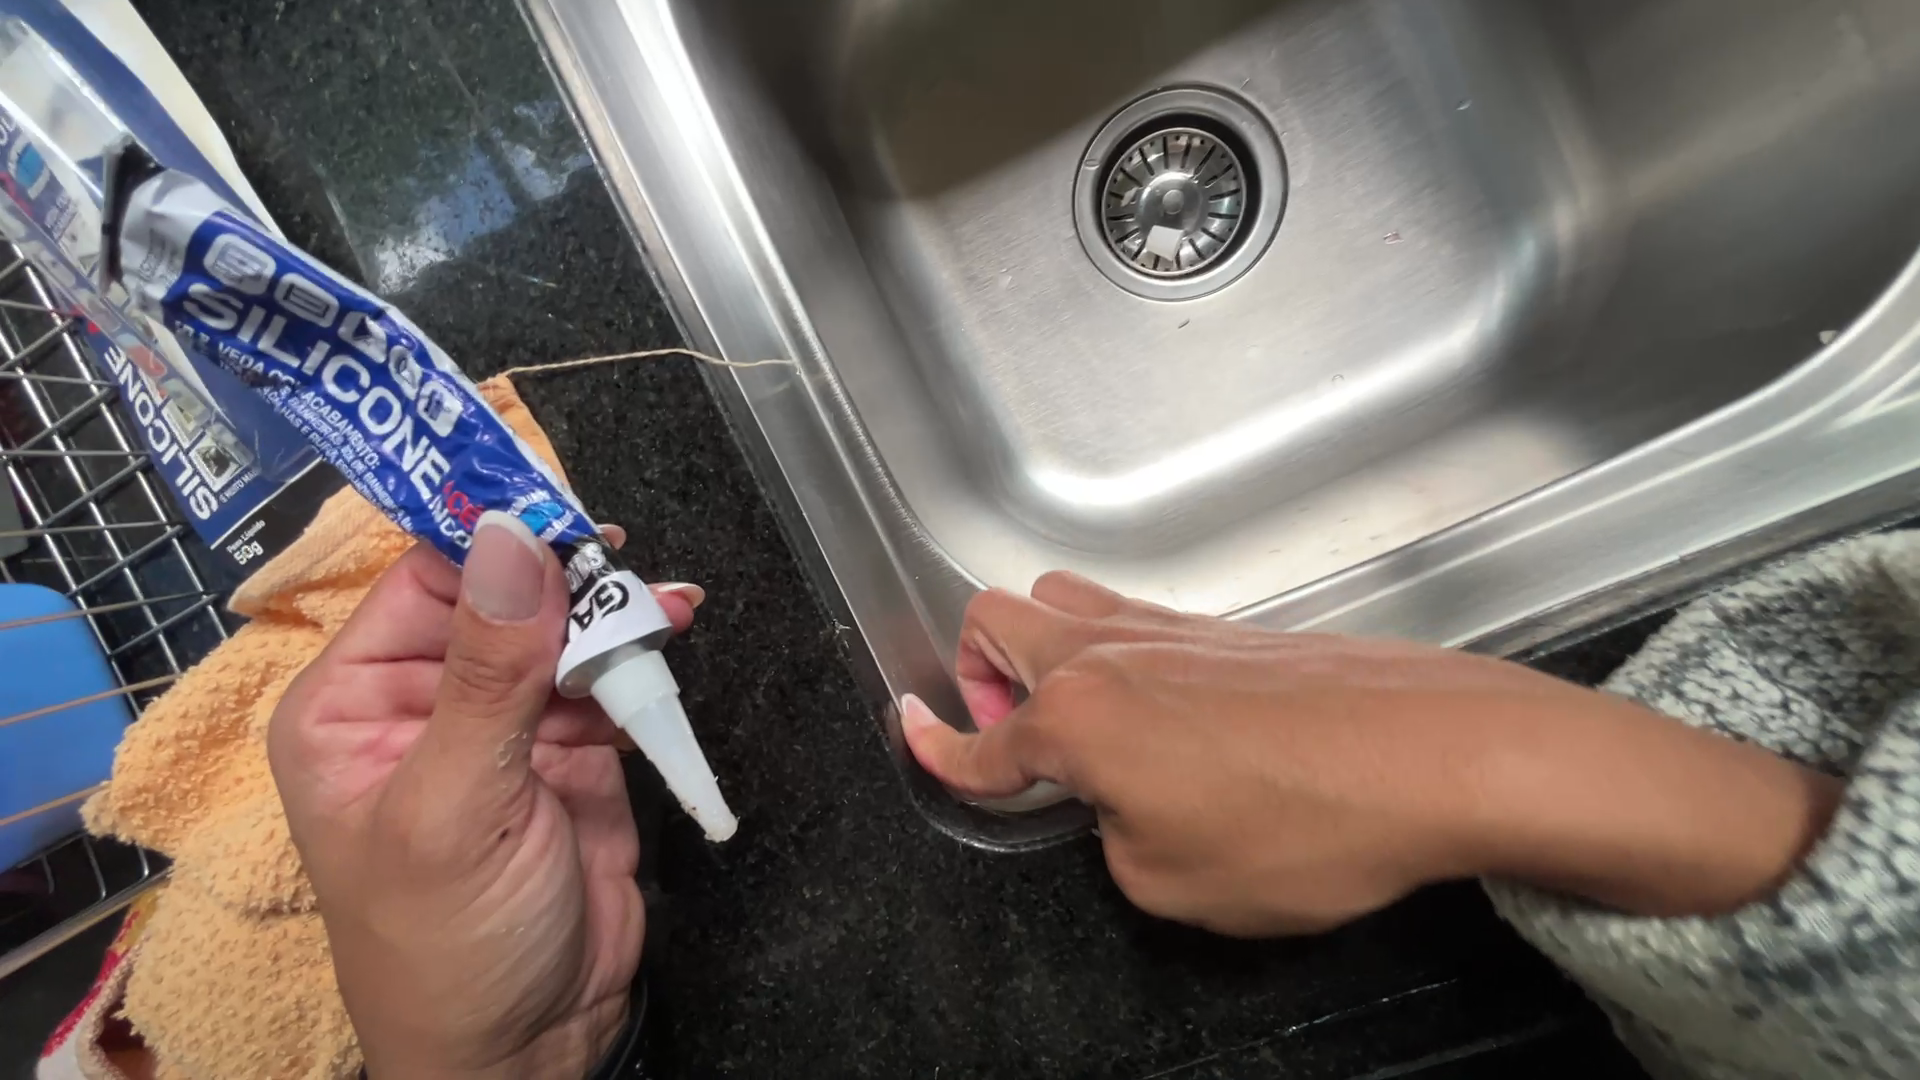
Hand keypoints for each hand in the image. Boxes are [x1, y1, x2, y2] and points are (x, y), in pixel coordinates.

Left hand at [268, 513, 700, 1078]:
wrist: (538, 1031)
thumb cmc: (455, 934)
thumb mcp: (460, 801)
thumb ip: (491, 670)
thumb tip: (512, 538)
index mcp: (361, 703)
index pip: (427, 584)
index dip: (492, 537)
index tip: (560, 504)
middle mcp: (434, 698)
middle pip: (510, 598)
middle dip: (570, 577)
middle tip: (625, 554)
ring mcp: (514, 720)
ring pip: (568, 632)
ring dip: (617, 613)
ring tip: (669, 603)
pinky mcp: (578, 742)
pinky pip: (610, 675)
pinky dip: (643, 654)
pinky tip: (672, 630)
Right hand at [904, 573, 1843, 936]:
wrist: (1429, 751)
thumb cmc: (1300, 825)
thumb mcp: (1174, 882)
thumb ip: (1110, 837)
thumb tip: (1113, 802)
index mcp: (1075, 717)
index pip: (979, 739)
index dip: (937, 749)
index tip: (911, 734)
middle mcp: (1100, 653)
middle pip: (991, 617)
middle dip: (977, 673)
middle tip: (1019, 735)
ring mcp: (1156, 624)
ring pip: (1051, 598)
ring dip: (1034, 647)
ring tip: (1078, 712)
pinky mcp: (1208, 621)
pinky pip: (1117, 611)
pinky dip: (1099, 646)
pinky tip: (1148, 701)